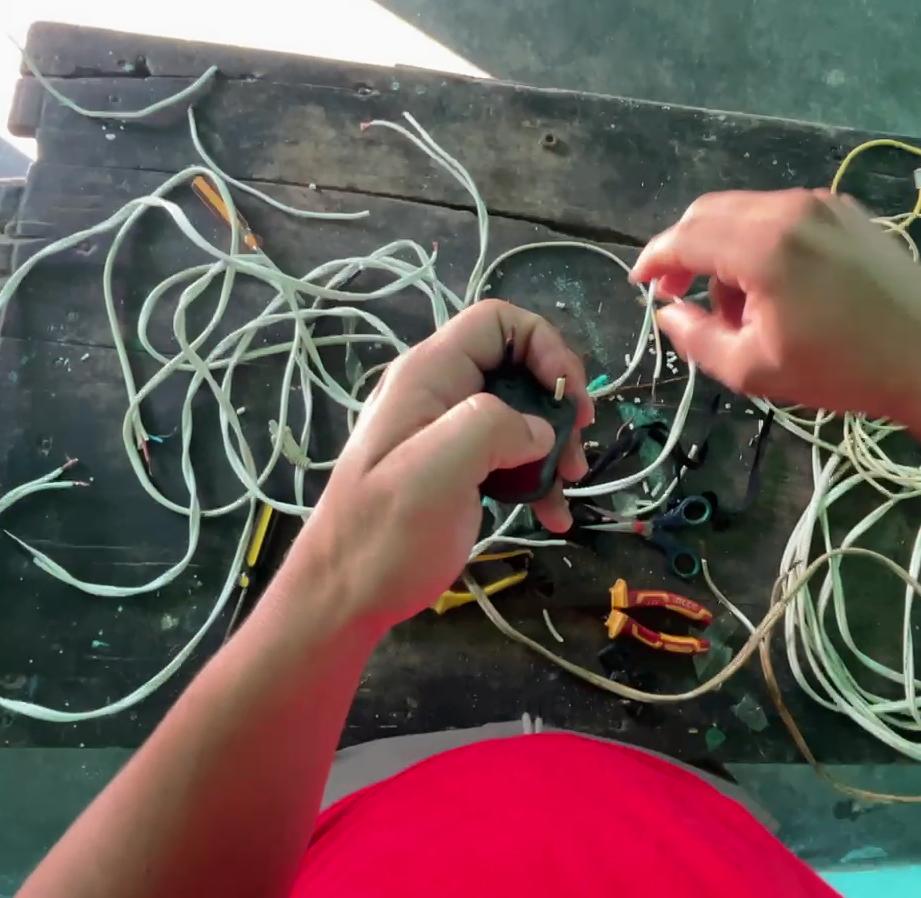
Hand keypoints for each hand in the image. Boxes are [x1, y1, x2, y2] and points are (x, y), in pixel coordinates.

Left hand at [292, 299, 593, 630]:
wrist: (343, 599)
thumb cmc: (382, 535)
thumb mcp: (433, 473)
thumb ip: (488, 428)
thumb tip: (539, 429)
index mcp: (428, 375)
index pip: (496, 321)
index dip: (543, 345)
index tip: (569, 396)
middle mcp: (439, 392)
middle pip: (516, 365)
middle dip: (556, 400)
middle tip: (577, 445)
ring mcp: (447, 432)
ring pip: (520, 412)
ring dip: (553, 443)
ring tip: (569, 483)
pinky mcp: (457, 469)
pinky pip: (509, 455)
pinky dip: (537, 478)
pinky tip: (554, 514)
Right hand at [629, 189, 920, 423]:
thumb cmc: (841, 371)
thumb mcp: (752, 370)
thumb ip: (695, 338)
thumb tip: (667, 313)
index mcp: (762, 247)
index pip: (684, 237)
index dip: (653, 260)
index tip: (640, 284)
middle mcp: (788, 210)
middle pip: (708, 213)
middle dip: (684, 251)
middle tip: (678, 293)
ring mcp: (822, 204)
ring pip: (743, 213)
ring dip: (723, 250)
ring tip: (739, 305)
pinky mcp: (846, 211)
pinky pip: (780, 216)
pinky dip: (759, 242)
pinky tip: (776, 285)